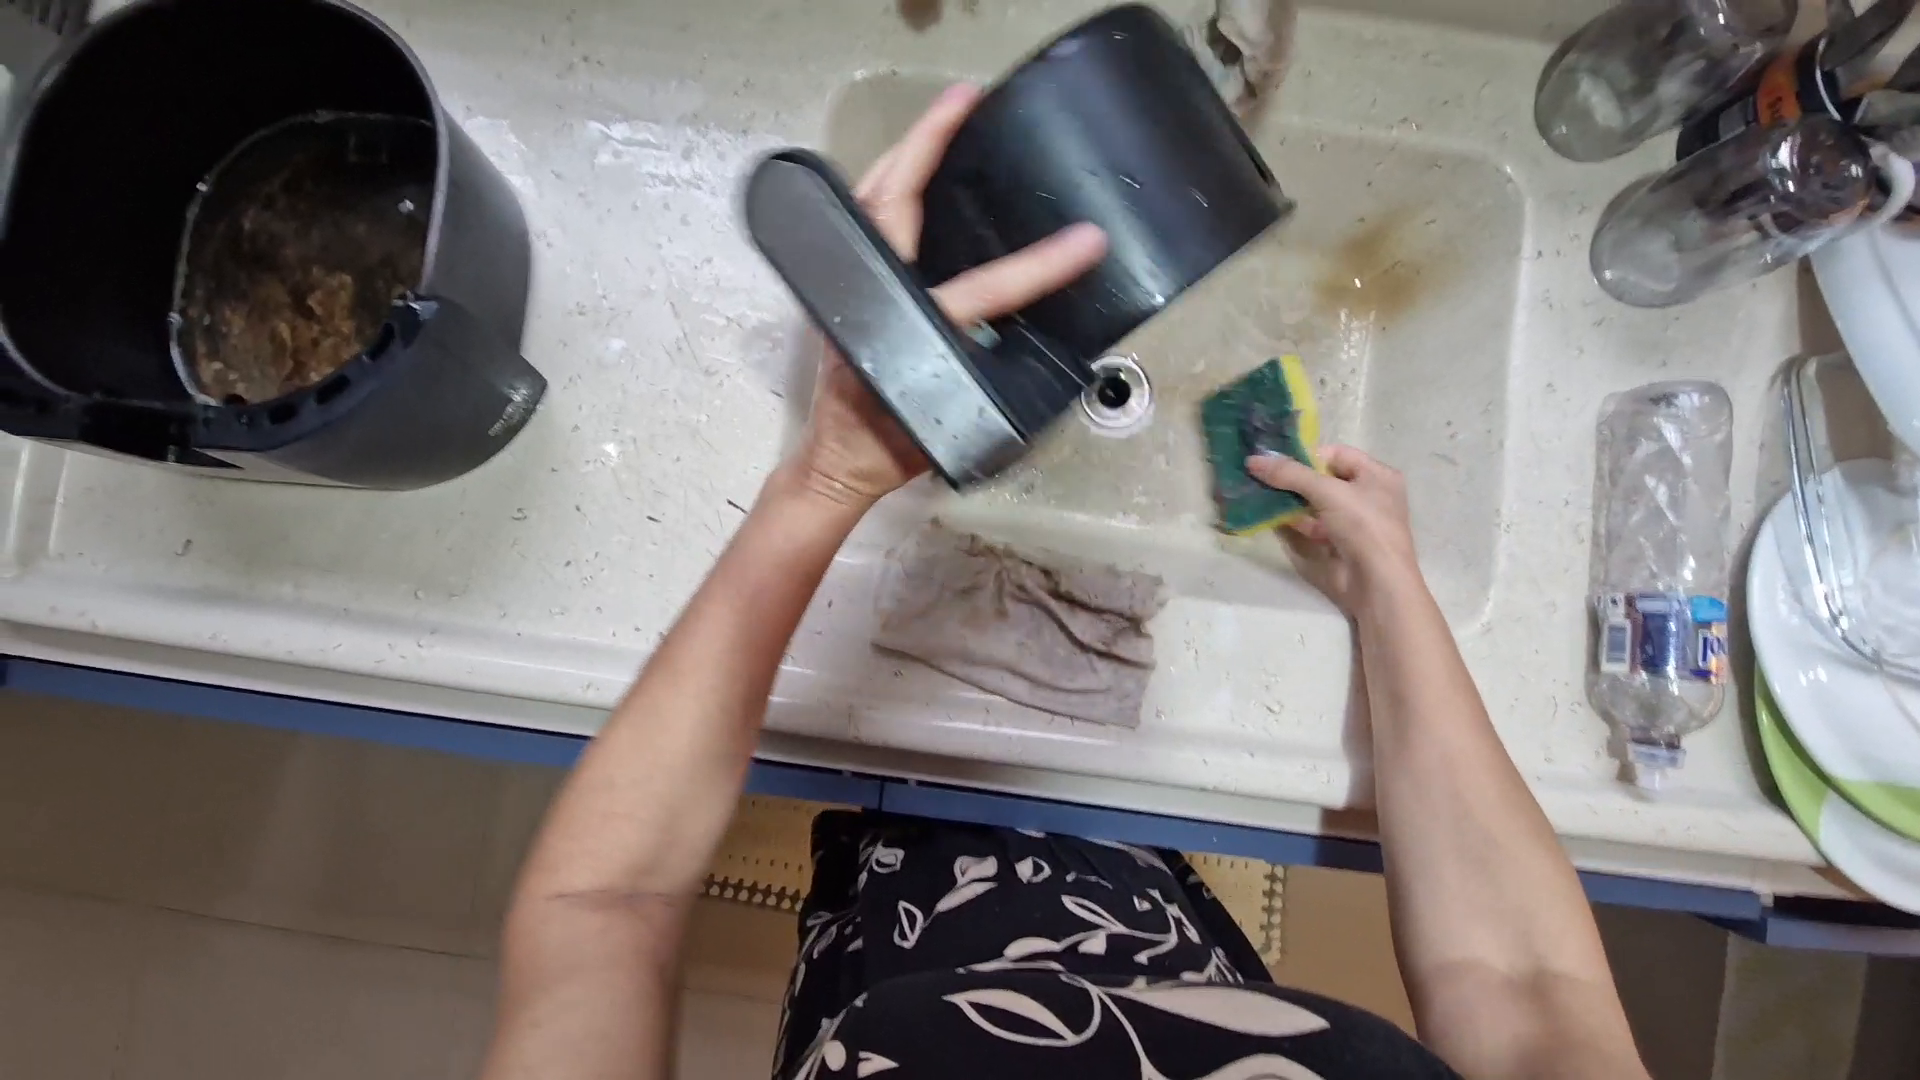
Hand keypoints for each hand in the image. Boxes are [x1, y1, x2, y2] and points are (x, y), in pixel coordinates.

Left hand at [788, 82, 1108, 508]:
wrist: (840, 464)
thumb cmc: (890, 449)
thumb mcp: (945, 424)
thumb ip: (986, 383)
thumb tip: (1035, 340)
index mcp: (900, 331)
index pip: (977, 290)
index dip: (1035, 267)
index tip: (1084, 243)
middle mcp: (867, 297)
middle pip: (887, 203)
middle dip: (925, 146)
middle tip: (965, 103)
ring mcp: (849, 290)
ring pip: (867, 205)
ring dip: (901, 159)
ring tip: (940, 126)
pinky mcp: (847, 294)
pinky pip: (863, 227)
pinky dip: (885, 193)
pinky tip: (911, 185)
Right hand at [1245, 445, 1424, 616]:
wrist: (1375, 581)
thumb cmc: (1362, 526)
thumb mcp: (1328, 492)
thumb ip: (1290, 474)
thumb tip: (1253, 460)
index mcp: (1376, 475)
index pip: (1336, 454)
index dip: (1306, 455)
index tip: (1275, 462)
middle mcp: (1366, 494)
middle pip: (1322, 477)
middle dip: (1292, 477)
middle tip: (1260, 476)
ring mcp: (1351, 520)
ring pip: (1314, 501)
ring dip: (1289, 499)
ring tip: (1259, 494)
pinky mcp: (1337, 540)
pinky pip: (1312, 523)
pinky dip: (1294, 520)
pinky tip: (1272, 517)